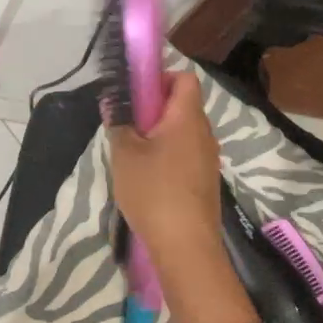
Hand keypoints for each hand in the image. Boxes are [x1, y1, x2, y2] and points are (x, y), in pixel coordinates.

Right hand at [107, 71, 259, 322]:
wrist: (185, 245)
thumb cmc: (154, 191)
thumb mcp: (124, 154)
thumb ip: (119, 123)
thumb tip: (114, 103)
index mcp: (187, 118)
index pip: (184, 79)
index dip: (160, 78)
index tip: (134, 94)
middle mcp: (204, 133)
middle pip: (183, 105)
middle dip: (154, 109)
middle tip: (126, 125)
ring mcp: (208, 159)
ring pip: (183, 132)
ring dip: (159, 135)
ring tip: (132, 154)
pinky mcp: (205, 181)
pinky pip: (186, 154)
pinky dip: (167, 156)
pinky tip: (147, 177)